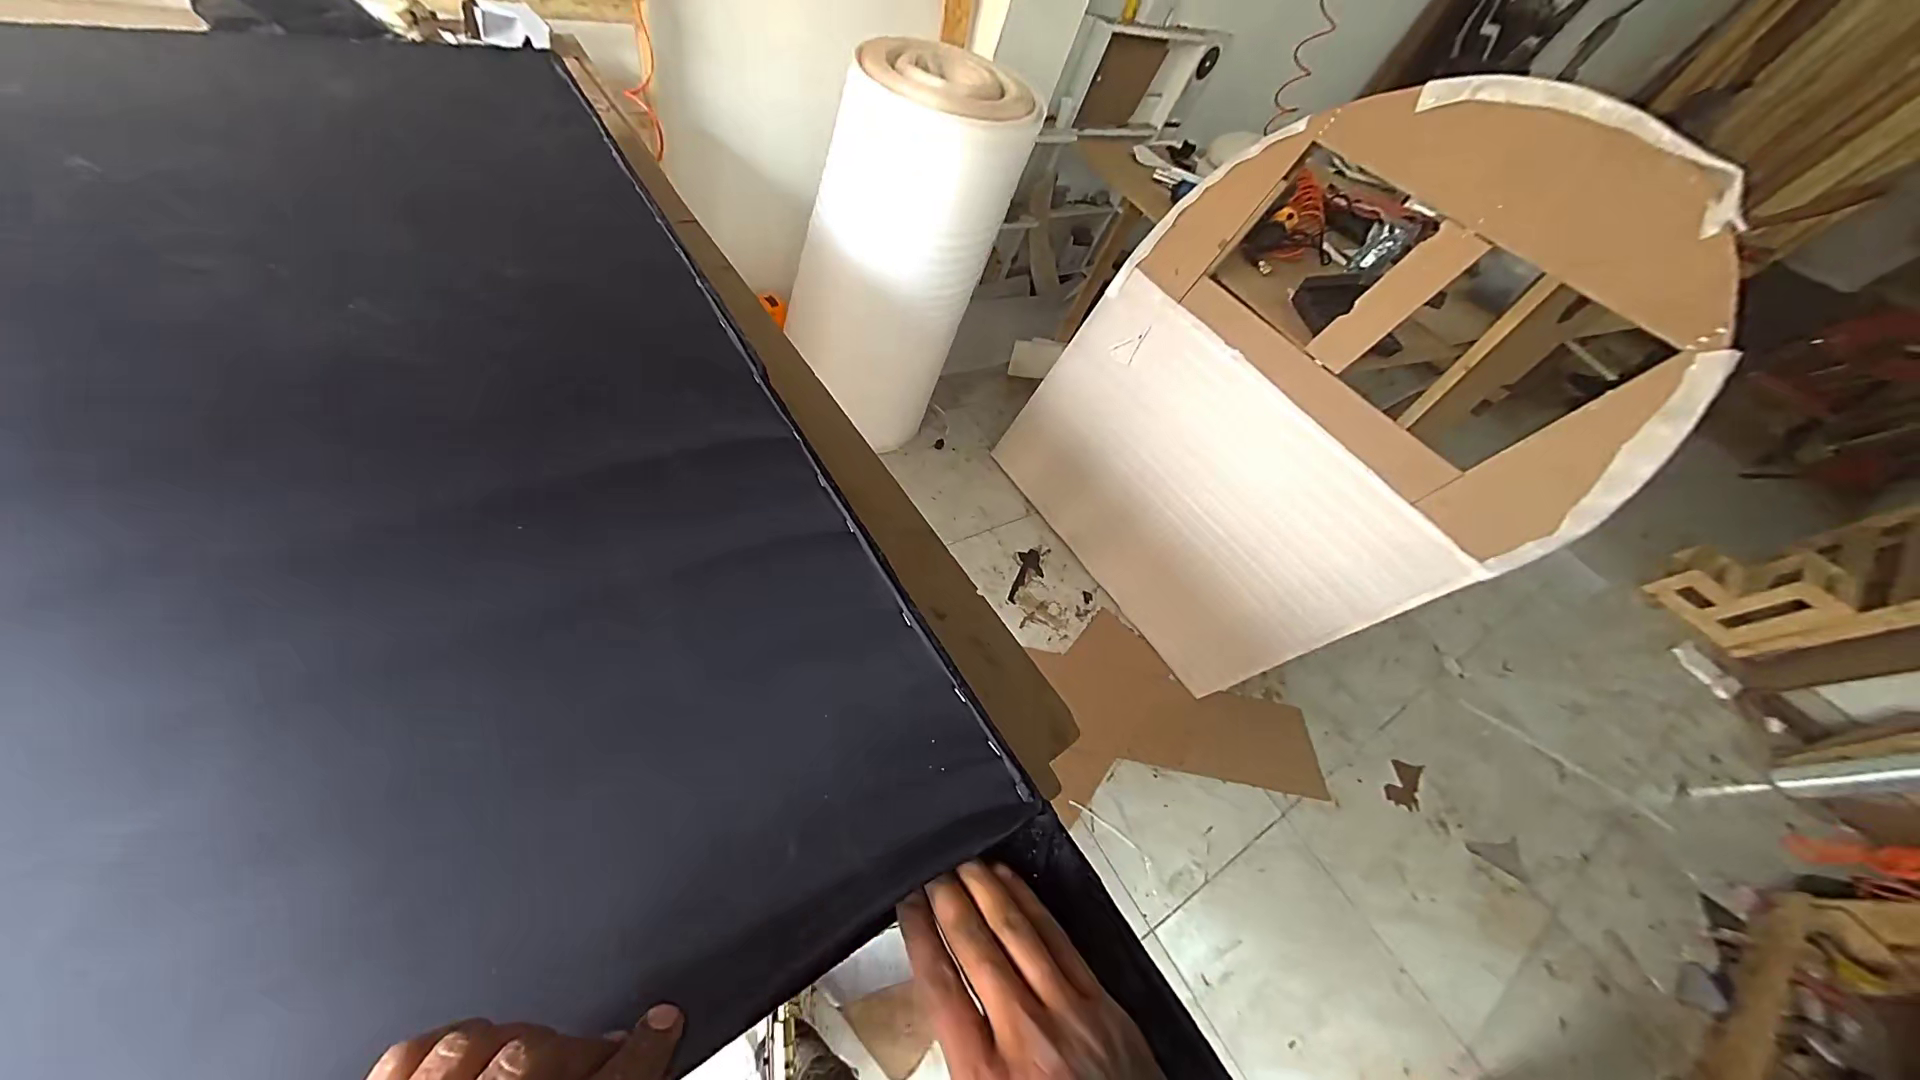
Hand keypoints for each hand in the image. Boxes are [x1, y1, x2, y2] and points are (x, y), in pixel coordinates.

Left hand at [365, 1004, 682, 1079]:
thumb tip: (642, 1062)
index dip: (642, 1053)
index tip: (664, 1022)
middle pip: (534, 1060)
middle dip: (581, 1049)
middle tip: (604, 1051)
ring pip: (472, 1046)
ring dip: (516, 1043)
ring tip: (538, 1055)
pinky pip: (404, 1058)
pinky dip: (439, 1048)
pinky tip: (468, 1051)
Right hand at [898, 861, 1165, 1079]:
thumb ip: (959, 1054)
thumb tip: (940, 992)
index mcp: (985, 1075)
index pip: (940, 983)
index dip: (920, 934)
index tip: (909, 903)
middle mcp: (1025, 1038)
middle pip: (976, 947)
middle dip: (949, 900)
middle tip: (935, 872)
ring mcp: (1069, 1015)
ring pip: (1018, 932)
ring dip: (987, 890)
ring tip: (967, 863)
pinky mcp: (1103, 1005)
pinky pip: (1059, 938)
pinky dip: (1031, 904)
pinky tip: (1013, 882)